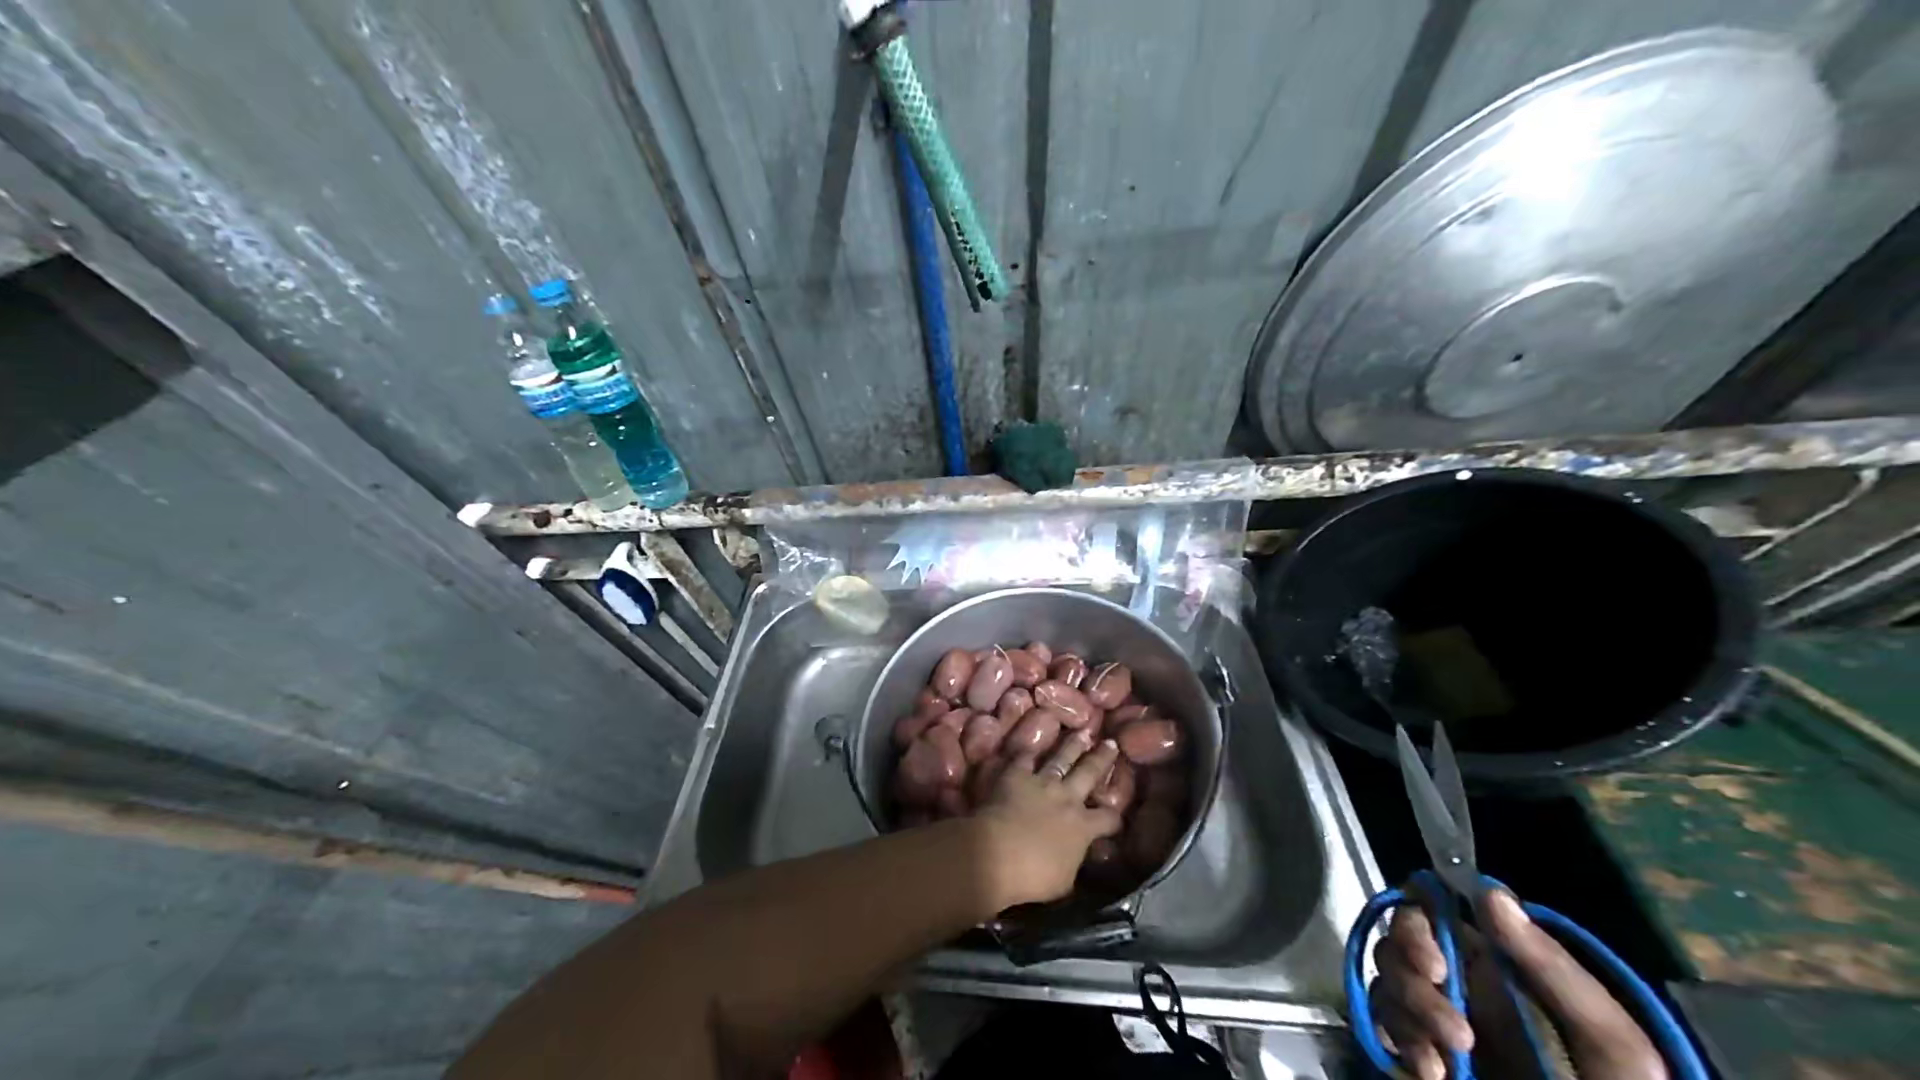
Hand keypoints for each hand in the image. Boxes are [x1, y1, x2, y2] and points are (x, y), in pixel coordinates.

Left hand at [972, 731, 1123, 909]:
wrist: (997, 854)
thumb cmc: (1034, 876)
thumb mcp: (1065, 880)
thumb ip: (1073, 861)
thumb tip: (1076, 855)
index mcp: (1083, 826)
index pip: (1108, 818)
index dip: (1115, 817)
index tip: (1117, 815)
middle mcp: (1067, 798)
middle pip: (1089, 773)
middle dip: (1102, 759)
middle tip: (1111, 743)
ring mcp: (1041, 783)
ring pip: (1061, 758)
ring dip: (1073, 745)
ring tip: (1083, 732)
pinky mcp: (1016, 775)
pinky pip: (1024, 758)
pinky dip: (1029, 753)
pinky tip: (1031, 746)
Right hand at [1370, 886, 1666, 1079]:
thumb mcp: (1613, 1044)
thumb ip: (1552, 968)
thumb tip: (1489, 893)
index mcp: (1500, 963)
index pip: (1435, 905)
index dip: (1418, 912)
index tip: (1436, 959)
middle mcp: (1460, 978)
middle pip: (1399, 939)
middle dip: (1412, 976)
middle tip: (1455, 1029)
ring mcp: (1436, 1015)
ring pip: (1388, 979)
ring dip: (1411, 1016)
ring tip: (1446, 1066)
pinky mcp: (1420, 1051)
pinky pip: (1383, 1023)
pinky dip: (1400, 1043)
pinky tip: (1432, 1074)